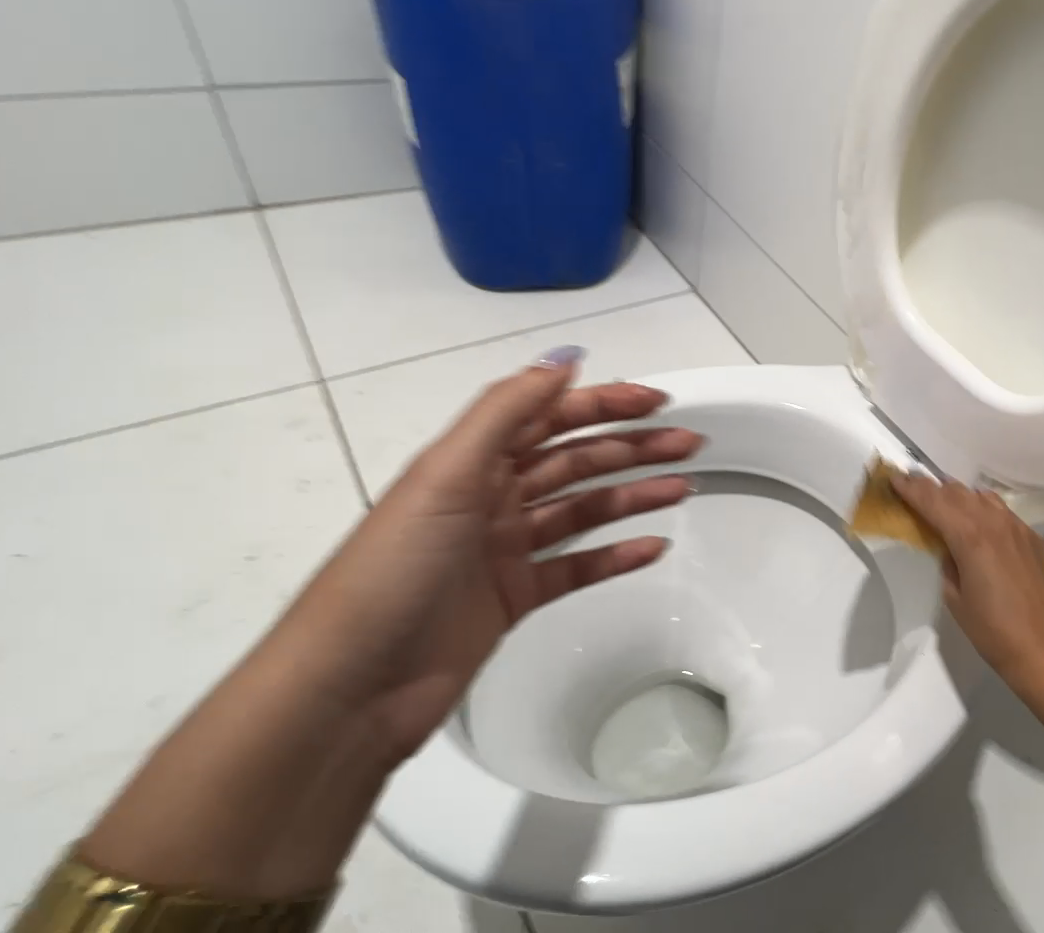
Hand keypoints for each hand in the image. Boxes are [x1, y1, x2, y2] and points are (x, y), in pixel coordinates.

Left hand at [274, 347, 701, 759]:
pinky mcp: (514, 597)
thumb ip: (505, 411)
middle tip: (690, 445)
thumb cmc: (396, 567)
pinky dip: (615, 556)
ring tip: (683, 489)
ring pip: (581, 509)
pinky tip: (653, 548)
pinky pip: (576, 567)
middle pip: (575, 460)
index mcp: (472, 461)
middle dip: (632, 447)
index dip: (604, 403)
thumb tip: (565, 358)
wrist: (353, 684)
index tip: (657, 403)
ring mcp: (504, 549)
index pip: (550, 416)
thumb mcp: (446, 474)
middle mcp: (490, 496)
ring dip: (633, 496)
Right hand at [888, 474, 1043, 682]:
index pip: (934, 502)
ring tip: (943, 502)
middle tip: (913, 488)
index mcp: (970, 537)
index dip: (911, 488)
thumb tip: (948, 547)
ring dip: (959, 495)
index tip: (895, 478)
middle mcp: (995, 523)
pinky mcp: (1033, 538)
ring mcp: (1018, 528)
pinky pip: (1003, 512)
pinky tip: (978, 523)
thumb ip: (947, 562)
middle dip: (932, 488)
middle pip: (957, 493)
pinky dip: (983, 509)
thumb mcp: (954, 598)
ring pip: (982, 497)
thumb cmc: (992, 630)